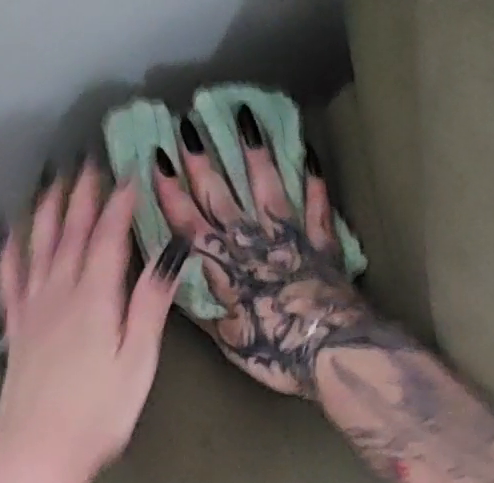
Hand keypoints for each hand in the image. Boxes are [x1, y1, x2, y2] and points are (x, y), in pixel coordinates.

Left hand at [0, 162, 187, 482]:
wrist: (39, 449)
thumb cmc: (99, 414)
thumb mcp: (138, 362)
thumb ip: (150, 306)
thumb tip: (169, 254)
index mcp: (95, 300)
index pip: (108, 238)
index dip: (120, 203)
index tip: (131, 172)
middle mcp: (59, 295)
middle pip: (70, 236)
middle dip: (82, 198)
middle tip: (89, 164)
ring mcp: (32, 312)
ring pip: (38, 250)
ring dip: (46, 214)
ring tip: (52, 185)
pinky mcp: (16, 333)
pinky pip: (10, 282)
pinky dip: (10, 255)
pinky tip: (9, 239)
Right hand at [150, 108, 374, 398]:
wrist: (336, 351)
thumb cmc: (277, 353)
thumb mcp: (228, 340)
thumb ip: (204, 308)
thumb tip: (176, 280)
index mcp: (226, 271)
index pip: (192, 227)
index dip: (172, 196)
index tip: (157, 162)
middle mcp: (255, 246)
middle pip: (224, 200)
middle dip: (203, 165)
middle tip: (187, 127)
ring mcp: (291, 240)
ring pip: (268, 190)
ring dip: (254, 155)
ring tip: (245, 118)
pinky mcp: (323, 245)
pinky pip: (317, 207)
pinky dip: (313, 182)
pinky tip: (309, 157)